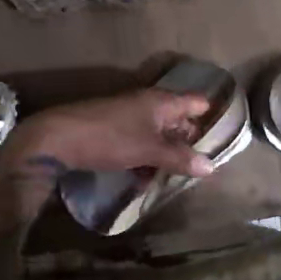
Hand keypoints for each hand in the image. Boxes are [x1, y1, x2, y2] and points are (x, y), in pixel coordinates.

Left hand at [4, 88, 215, 178]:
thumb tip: (211, 166)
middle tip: (199, 166)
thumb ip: (180, 158)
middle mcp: (146, 103)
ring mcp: (127, 116)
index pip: (196, 102)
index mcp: (160, 101)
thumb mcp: (149, 150)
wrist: (56, 138)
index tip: (224, 137)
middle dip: (187, 143)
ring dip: (164, 155)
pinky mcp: (111, 130)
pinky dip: (145, 157)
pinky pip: (138, 142)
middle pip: (177, 120)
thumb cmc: (109, 138)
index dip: (211, 116)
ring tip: (171, 178)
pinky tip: (142, 178)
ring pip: (156, 134)